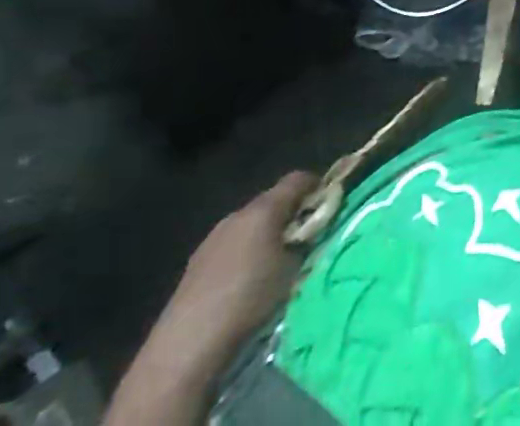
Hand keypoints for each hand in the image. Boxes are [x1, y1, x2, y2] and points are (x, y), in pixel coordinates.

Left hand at [142, 171, 317, 379]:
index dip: (316, 186)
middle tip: (306, 237)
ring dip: (267, 233)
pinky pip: (233, 243)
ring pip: (250, 223)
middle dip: (291, 213)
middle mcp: (237, 213)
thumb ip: (305, 244)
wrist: (190, 339)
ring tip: (277, 262)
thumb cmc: (250, 298)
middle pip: (272, 201)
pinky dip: (246, 250)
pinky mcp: (199, 258)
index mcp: (263, 210)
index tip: (329, 202)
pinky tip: (247, 279)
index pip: (296, 180)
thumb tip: (309, 233)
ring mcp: (215, 235)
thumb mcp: (292, 271)